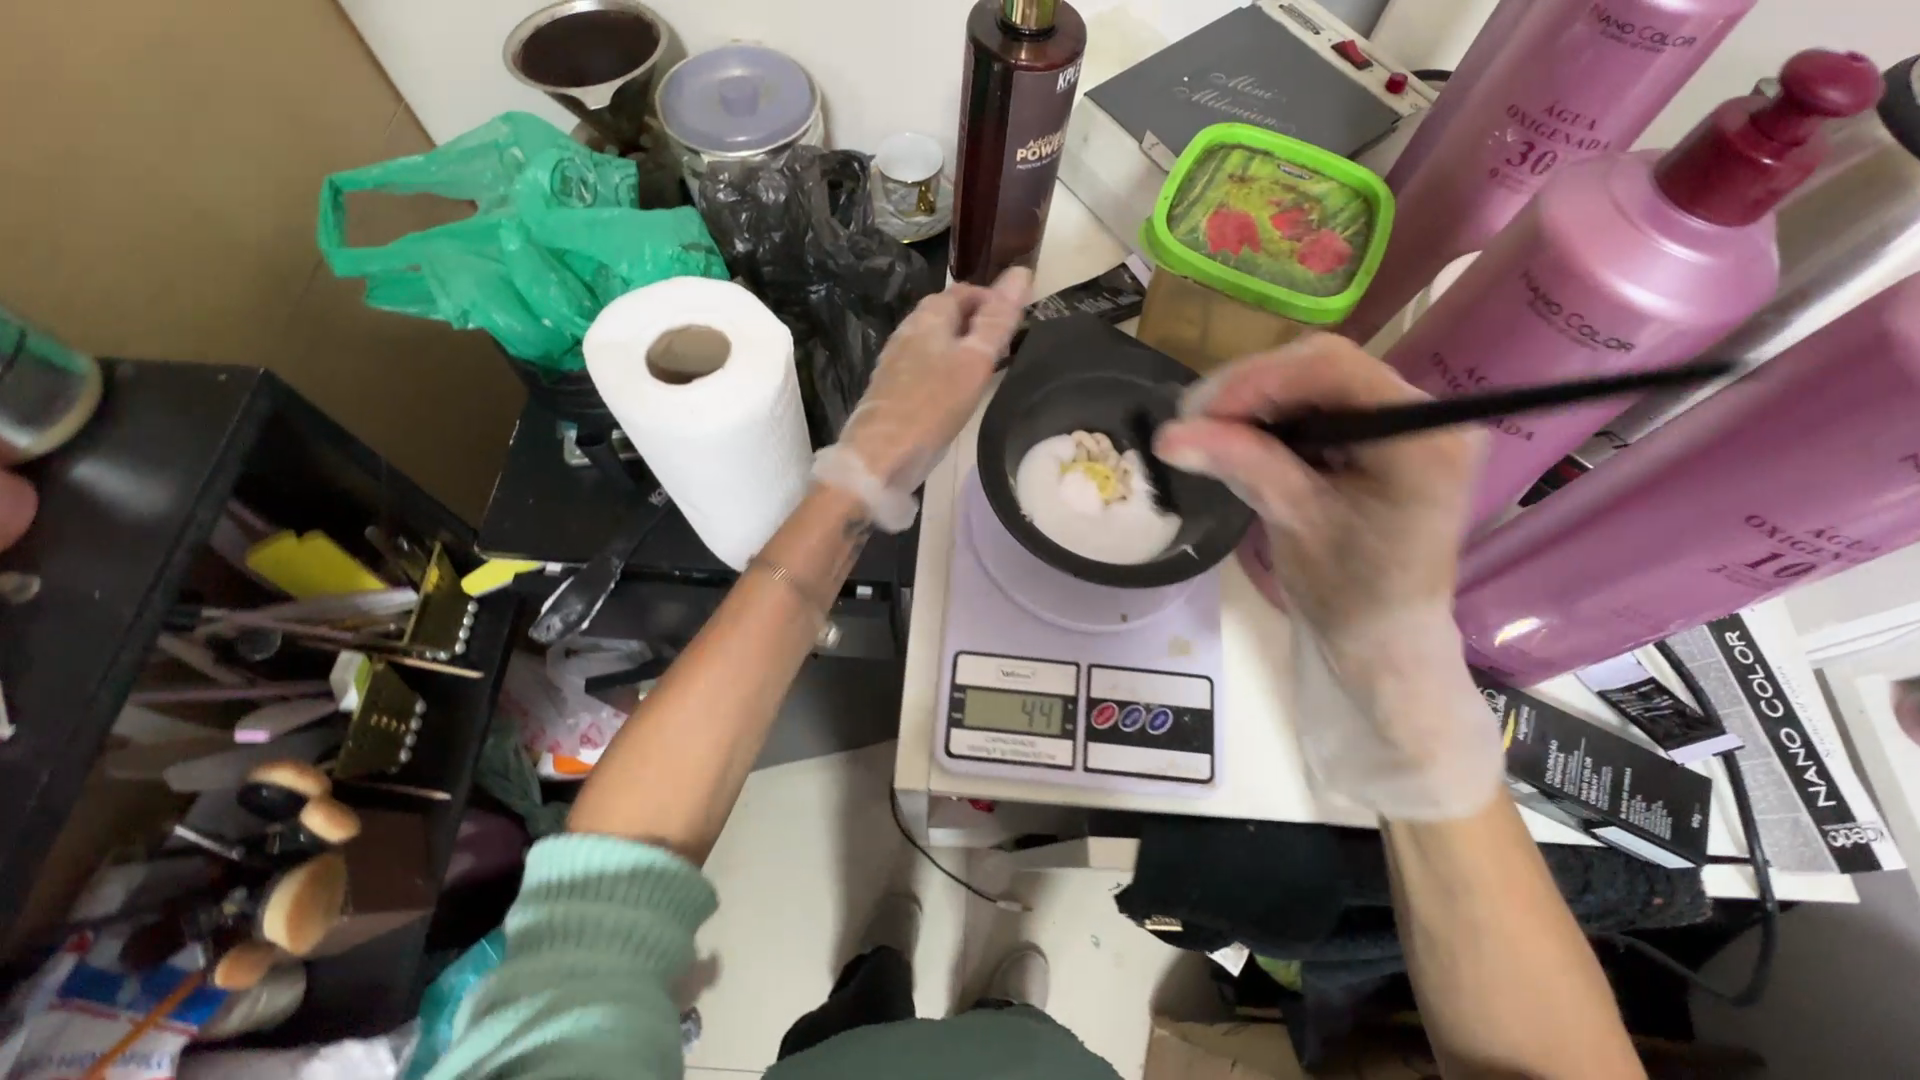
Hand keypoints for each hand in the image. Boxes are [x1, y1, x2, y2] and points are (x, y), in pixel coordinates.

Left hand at [813, 267, 1030, 530]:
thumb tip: (1021, 272)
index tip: (1018, 323)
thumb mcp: (975, 360)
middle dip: (978, 323)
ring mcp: (897, 359)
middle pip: (949, 315)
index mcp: (929, 316)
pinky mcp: (893, 387)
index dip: (993, 300)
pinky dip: (948, 369)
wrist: (880, 456)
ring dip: (963, 348)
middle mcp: (909, 330)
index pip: (966, 291)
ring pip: (937, 341)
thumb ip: (998, 320)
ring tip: (988, 370)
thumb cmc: (932, 406)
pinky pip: (927, 366)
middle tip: (1007, 349)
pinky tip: (958, 392)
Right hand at [1154, 334, 1502, 819]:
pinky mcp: (1380, 439)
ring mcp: (1403, 424)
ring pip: (1315, 383)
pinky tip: (1240, 438)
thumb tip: (1168, 434)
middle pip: (1324, 368)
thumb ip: (1243, 465)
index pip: (1334, 369)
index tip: (1198, 410)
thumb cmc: (1351, 595)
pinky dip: (1273, 418)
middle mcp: (1423, 416)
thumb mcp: (1295, 522)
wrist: (1384, 644)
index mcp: (1422, 436)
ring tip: (1206, 431)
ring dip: (1256, 401)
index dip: (1257, 378)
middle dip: (1251, 388)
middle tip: (1192, 421)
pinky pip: (1319, 407)